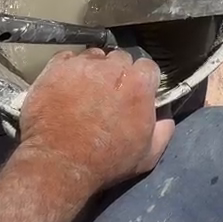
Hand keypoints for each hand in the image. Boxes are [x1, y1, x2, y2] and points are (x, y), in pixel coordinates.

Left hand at [15, 49, 173, 198]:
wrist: (57, 164)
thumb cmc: (104, 162)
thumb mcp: (147, 156)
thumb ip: (163, 130)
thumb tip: (165, 117)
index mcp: (138, 83)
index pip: (148, 68)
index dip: (143, 82)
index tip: (135, 94)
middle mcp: (112, 67)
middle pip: (121, 59)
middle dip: (118, 74)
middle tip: (108, 96)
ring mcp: (83, 65)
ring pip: (94, 56)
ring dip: (94, 70)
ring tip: (85, 92)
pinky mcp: (57, 68)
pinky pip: (67, 58)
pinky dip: (69, 69)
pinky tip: (66, 88)